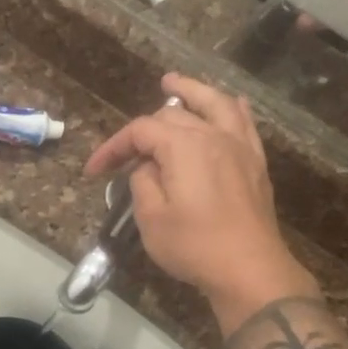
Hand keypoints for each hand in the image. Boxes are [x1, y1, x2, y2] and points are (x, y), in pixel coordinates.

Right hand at [85, 73, 315, 330]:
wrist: (246, 265)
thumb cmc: (192, 245)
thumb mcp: (151, 218)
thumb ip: (143, 183)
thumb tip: (145, 168)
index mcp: (184, 146)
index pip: (141, 130)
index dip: (113, 146)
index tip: (93, 171)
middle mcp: (213, 134)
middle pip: (173, 114)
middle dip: (142, 129)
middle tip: (124, 155)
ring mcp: (238, 144)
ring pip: (213, 102)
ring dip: (190, 90)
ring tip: (172, 83)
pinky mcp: (254, 160)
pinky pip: (241, 119)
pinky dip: (226, 106)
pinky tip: (224, 105)